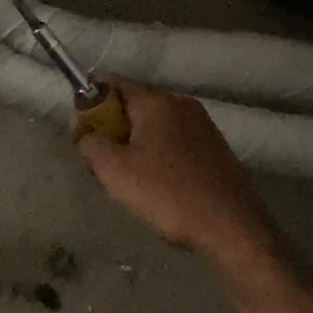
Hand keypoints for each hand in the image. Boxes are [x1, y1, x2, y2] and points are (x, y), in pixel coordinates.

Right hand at [78, 79, 279, 263]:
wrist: (233, 230)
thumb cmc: (167, 194)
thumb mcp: (114, 170)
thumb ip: (90, 144)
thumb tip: (86, 135)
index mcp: (155, 101)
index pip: (111, 82)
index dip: (88, 99)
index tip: (78, 126)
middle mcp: (181, 104)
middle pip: (133, 103)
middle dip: (111, 125)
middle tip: (98, 157)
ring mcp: (203, 126)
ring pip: (155, 124)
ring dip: (134, 141)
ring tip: (126, 175)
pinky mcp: (216, 149)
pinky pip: (175, 140)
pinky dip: (157, 153)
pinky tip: (156, 183)